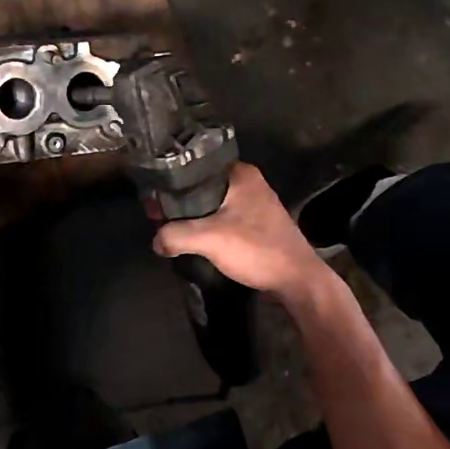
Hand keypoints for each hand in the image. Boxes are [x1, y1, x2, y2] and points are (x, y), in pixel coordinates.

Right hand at [153, 164, 336, 302]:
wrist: (296, 279)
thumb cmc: (256, 249)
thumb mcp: (209, 239)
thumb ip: (175, 235)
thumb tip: (156, 241)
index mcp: (240, 173)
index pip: (195, 168)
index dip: (170, 184)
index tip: (153, 202)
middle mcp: (248, 183)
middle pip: (201, 187)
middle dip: (179, 203)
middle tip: (157, 219)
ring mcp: (254, 205)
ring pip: (212, 205)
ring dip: (193, 218)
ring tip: (170, 231)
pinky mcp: (256, 225)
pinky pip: (223, 220)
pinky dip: (208, 228)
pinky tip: (195, 241)